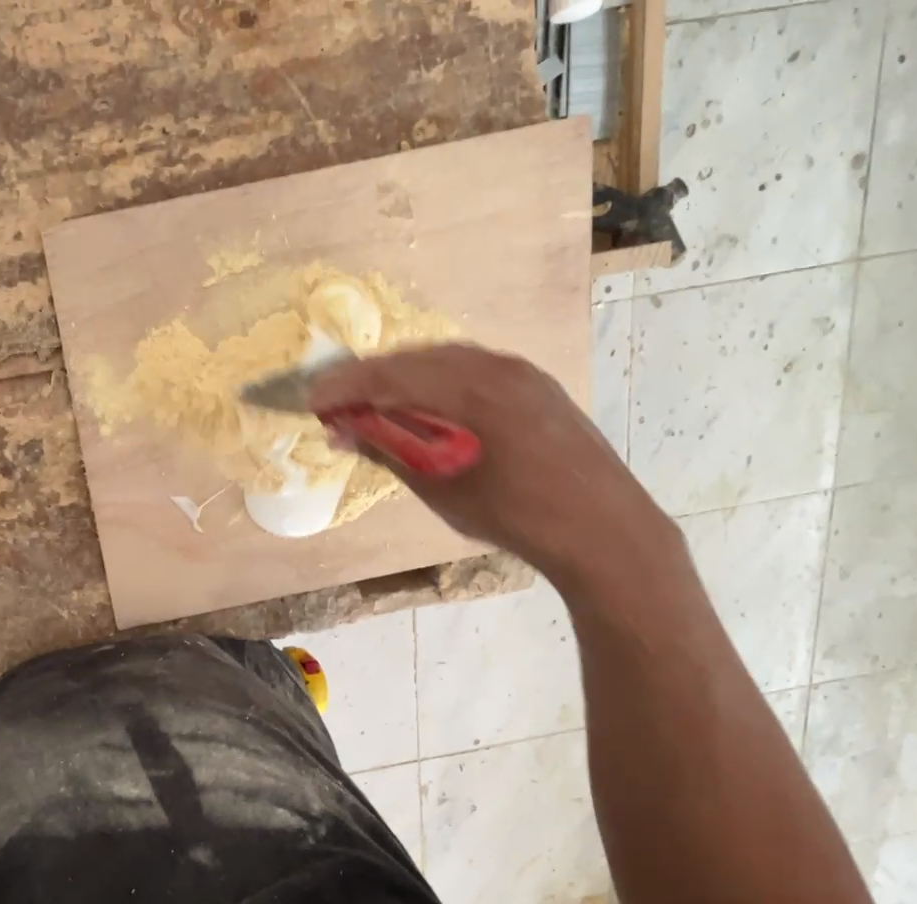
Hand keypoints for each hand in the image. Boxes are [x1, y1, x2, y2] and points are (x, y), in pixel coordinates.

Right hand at [307, 343, 680, 586]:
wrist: (604, 529)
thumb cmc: (515, 515)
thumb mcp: (440, 488)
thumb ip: (389, 451)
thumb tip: (343, 432)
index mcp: (472, 391)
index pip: (391, 376)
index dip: (346, 387)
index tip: (313, 402)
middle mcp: (497, 367)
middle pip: (415, 360)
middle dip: (369, 379)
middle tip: (336, 404)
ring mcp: (521, 372)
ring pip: (443, 361)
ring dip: (401, 378)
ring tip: (372, 405)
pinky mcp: (534, 385)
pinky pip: (470, 369)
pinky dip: (435, 382)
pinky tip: (422, 405)